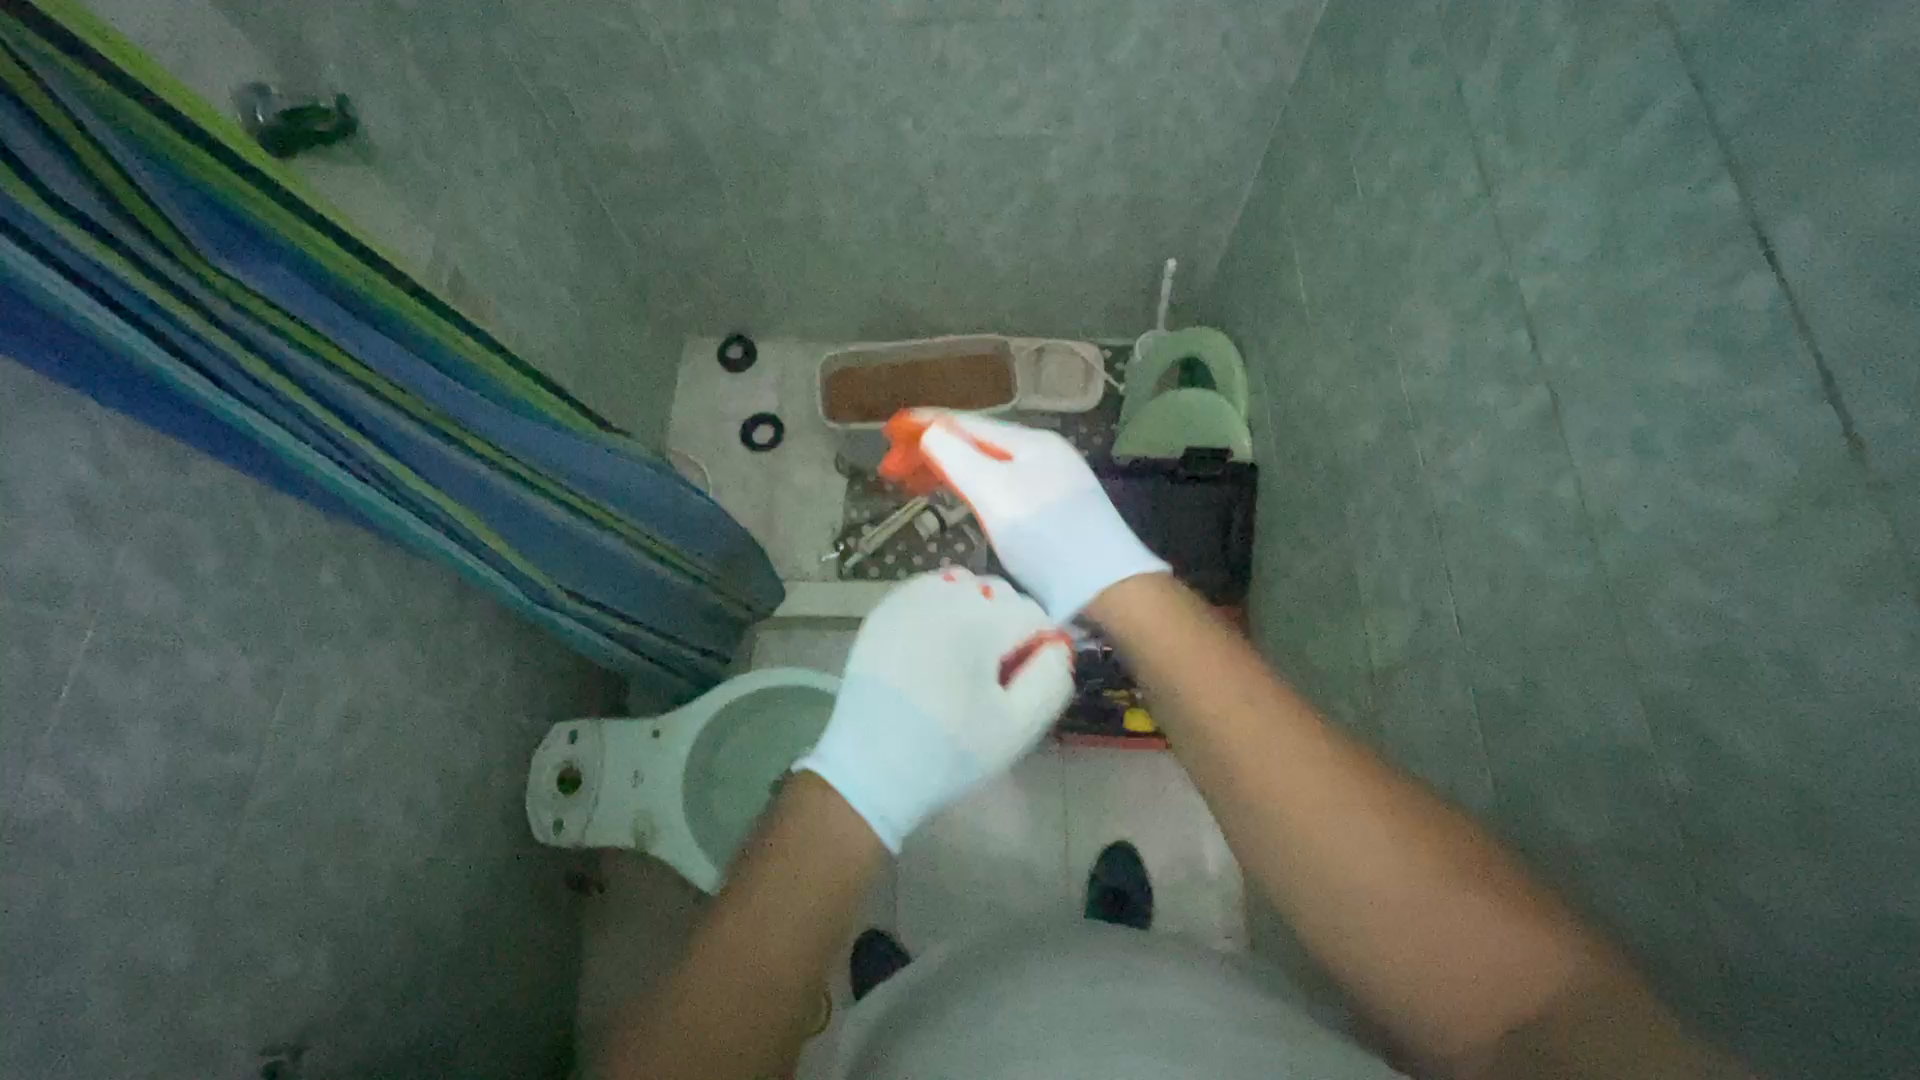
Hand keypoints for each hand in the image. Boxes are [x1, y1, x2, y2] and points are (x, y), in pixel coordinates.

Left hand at [793, 568, 1073, 852]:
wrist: (870, 770)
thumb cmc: (949, 752)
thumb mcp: (1019, 726)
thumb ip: (1052, 677)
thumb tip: (1056, 645)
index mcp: (979, 618)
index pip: (1034, 614)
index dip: (1036, 651)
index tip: (1018, 686)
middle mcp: (942, 594)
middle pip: (999, 594)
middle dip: (1005, 627)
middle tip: (990, 679)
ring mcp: (906, 598)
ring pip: (963, 587)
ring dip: (974, 614)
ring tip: (961, 663)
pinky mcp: (882, 611)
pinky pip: (927, 594)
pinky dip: (940, 612)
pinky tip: (932, 652)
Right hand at [892, 410, 1169, 620]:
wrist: (1106, 586)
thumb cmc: (1047, 538)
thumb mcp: (996, 494)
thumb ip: (958, 459)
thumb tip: (928, 433)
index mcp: (1030, 442)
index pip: (965, 423)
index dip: (923, 426)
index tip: (887, 434)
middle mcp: (1042, 453)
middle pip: (976, 443)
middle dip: (931, 451)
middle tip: (892, 471)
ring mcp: (1050, 481)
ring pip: (987, 465)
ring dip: (947, 470)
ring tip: (914, 485)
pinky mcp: (1052, 509)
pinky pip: (1000, 485)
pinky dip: (970, 486)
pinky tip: (959, 497)